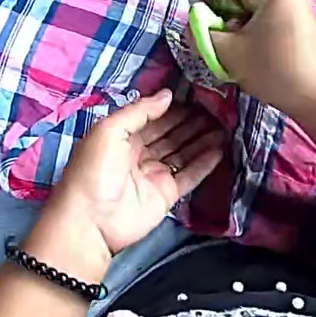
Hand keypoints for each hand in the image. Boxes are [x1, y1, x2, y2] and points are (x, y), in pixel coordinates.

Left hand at [29, 91, 223, 276]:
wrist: (91, 221)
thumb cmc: (94, 170)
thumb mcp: (109, 130)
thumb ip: (139, 110)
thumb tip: (168, 95)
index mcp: (121, 138)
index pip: (151, 118)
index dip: (172, 108)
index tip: (196, 96)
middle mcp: (139, 154)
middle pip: (170, 135)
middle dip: (191, 122)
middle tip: (216, 109)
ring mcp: (154, 175)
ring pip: (183, 153)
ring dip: (201, 140)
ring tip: (224, 126)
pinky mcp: (167, 194)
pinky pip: (190, 176)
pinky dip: (205, 163)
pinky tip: (220, 149)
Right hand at [205, 0, 315, 118]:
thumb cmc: (274, 69)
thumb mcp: (229, 52)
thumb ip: (202, 33)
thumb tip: (194, 25)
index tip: (204, 22)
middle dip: (225, 16)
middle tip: (217, 42)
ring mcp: (300, 9)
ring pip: (256, 11)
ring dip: (240, 29)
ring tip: (235, 53)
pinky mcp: (304, 28)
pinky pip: (271, 22)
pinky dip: (257, 36)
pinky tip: (254, 57)